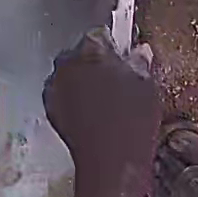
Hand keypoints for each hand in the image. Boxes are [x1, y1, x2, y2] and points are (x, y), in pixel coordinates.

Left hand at [45, 30, 159, 194]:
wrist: (110, 162)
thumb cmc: (132, 123)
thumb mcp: (146, 87)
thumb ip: (139, 63)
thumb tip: (139, 52)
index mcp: (91, 50)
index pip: (99, 34)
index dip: (113, 46)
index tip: (123, 56)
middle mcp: (67, 64)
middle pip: (81, 54)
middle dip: (95, 63)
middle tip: (117, 81)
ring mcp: (55, 87)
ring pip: (70, 74)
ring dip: (83, 81)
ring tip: (105, 100)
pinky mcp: (51, 109)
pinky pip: (64, 95)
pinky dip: (75, 99)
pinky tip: (93, 113)